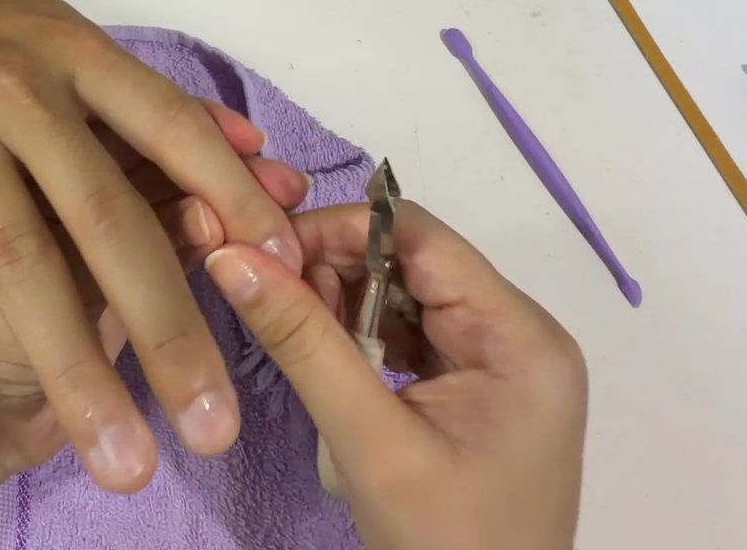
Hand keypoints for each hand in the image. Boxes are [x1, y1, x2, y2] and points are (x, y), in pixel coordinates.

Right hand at [0, 0, 302, 491]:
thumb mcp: (80, 35)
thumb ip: (160, 101)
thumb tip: (253, 154)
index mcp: (80, 54)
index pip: (172, 128)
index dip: (231, 198)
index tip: (282, 275)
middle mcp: (24, 95)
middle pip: (105, 216)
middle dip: (167, 324)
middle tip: (215, 425)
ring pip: (21, 259)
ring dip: (71, 366)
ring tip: (119, 460)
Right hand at [203, 203, 586, 549]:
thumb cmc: (446, 549)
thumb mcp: (367, 440)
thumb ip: (300, 339)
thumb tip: (228, 254)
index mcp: (518, 335)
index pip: (416, 235)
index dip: (337, 229)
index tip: (264, 253)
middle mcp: (516, 329)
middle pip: (406, 256)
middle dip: (333, 266)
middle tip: (271, 295)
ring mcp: (495, 355)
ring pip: (396, 286)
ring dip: (337, 297)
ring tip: (294, 329)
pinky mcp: (470, 378)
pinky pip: (400, 322)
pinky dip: (353, 326)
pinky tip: (323, 352)